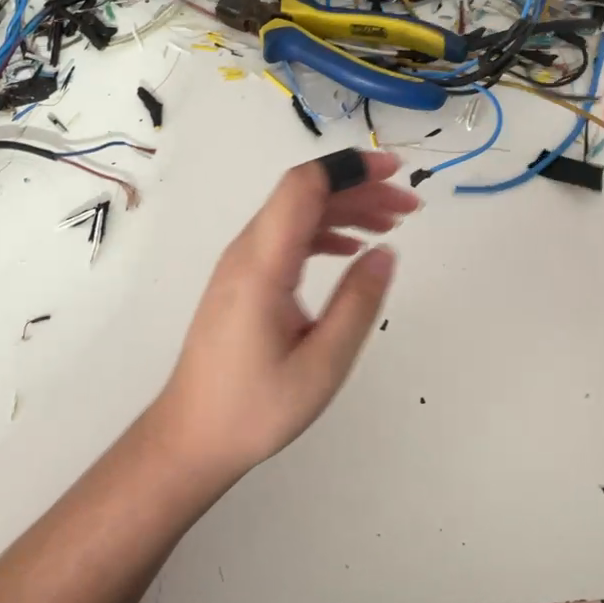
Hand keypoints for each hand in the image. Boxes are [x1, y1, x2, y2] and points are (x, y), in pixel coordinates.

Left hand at [148, 151, 417, 478]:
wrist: (193, 434)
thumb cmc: (256, 407)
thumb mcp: (322, 364)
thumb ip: (357, 304)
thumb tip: (387, 252)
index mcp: (263, 265)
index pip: (303, 188)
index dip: (350, 168)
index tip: (396, 173)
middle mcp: (246, 252)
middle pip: (302, 195)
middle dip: (358, 188)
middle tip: (410, 207)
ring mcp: (239, 265)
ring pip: (294, 215)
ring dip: (343, 211)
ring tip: (392, 225)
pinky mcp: (240, 281)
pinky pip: (284, 239)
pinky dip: (322, 233)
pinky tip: (351, 250)